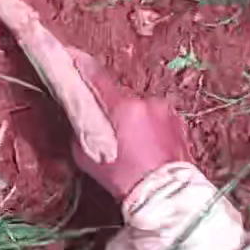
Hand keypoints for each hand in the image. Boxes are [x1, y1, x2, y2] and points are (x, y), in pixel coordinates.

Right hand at [69, 53, 189, 200]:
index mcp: (120, 107)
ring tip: (132, 147)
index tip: (71, 53)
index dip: (81, 64)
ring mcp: (165, 110)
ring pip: (140, 109)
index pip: (96, 77)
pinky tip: (147, 148)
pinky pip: (157, 118)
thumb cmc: (123, 179)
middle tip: (109, 132)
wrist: (166, 196)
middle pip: (120, 97)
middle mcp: (145, 102)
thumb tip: (78, 117)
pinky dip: (150, 128)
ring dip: (134, 121)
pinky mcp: (178, 121)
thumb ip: (81, 130)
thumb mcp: (85, 157)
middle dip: (113, 111)